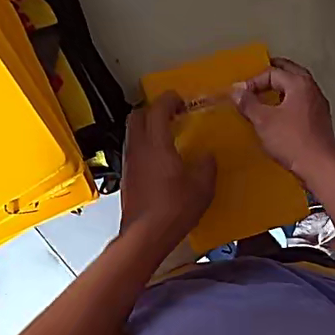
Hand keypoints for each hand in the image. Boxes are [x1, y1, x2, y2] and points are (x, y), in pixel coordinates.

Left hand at [118, 92, 215, 253]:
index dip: (168, 100)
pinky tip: (159, 160)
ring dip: (146, 128)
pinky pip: (134, 152)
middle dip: (152, 110)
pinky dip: (145, 146)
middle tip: (169, 114)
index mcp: (157, 145)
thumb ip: (207, 166)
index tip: (178, 99)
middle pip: (137, 116)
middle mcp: (138, 149)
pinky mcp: (127, 178)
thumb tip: (207, 157)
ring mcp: (129, 164)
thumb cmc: (175, 209)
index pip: (157, 110)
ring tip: (165, 135)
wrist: (147, 235)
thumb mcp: (202, 187)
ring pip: (133, 134)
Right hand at [231, 58, 334, 182]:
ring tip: (266, 96)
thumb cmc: (292, 141)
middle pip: (290, 73)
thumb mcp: (263, 121)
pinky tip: (280, 115)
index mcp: (299, 84)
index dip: (253, 81)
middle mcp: (312, 90)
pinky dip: (290, 103)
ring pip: (298, 89)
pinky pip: (302, 104)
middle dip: (273, 74)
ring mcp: (319, 106)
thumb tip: (236, 91)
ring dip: (282, 88)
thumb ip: (248, 103)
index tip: (240, 94)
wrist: (319, 168)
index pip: (273, 72)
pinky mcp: (320, 122)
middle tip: (257, 79)